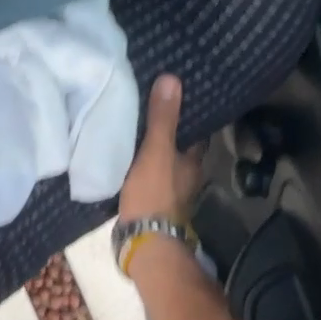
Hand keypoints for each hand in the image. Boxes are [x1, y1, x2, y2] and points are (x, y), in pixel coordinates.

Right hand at [118, 75, 208, 223]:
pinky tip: (124, 150)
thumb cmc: (154, 193)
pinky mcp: (150, 197)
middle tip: (146, 100)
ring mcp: (168, 188)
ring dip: (152, 143)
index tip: (173, 92)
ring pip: (162, 157)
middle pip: (178, 143)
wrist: (143, 241)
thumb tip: (172, 78)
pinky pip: (147, 169)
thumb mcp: (156, 150)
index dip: (186, 112)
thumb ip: (162, 118)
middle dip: (166, 126)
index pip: (195, 129)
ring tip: (131, 120)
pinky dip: (139, 158)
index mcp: (192, 160)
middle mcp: (185, 173)